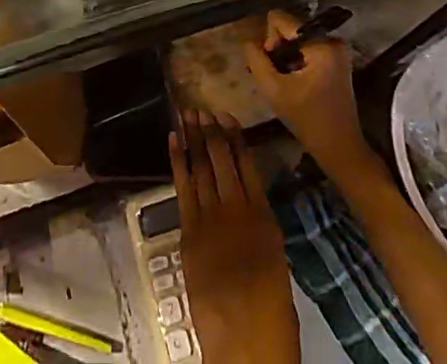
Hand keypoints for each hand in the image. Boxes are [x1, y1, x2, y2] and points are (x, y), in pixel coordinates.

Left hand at [170, 110, 298, 363]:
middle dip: (211, 132)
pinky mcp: (190, 231)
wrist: (246, 338)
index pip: (248, 166)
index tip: (228, 117)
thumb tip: (245, 203)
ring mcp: (212, 218)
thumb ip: (258, 226)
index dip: (236, 139)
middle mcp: (238, 209)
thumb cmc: (270, 308)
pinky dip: (177, 161)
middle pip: (222, 161)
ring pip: (201, 169)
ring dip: (193, 139)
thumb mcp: (273, 257)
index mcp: (265, 216)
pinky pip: (182, 188)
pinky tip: (173, 140)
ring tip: (188, 114)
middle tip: (202, 107)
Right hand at [244, 10, 372, 173]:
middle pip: (289, 27)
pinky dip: (296, 60)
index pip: (280, 20)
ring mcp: (337, 49)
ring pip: (296, 38)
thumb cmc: (307, 119)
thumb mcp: (273, 89)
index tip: (272, 66)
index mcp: (321, 44)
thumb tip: (249, 42)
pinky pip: (306, 47)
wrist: (339, 146)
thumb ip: (256, 59)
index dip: (268, 40)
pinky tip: (295, 81)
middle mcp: (332, 40)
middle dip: (278, 49)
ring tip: (285, 80)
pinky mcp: (336, 58)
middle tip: (277, 76)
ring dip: (285, 56)